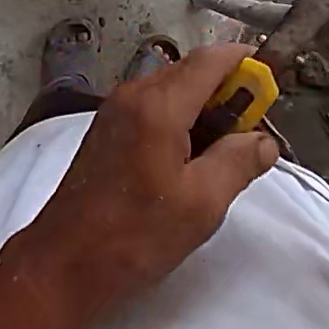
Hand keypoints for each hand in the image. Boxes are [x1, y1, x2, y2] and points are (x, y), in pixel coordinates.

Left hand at [0, 43, 279, 328]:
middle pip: (194, 69)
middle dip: (228, 88)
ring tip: (220, 148)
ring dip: (205, 103)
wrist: (59, 269)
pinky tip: (188, 156)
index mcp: (160, 105)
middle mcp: (135, 93)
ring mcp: (117, 107)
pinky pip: (156, 102)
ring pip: (175, 85)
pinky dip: (181, 115)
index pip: (213, 59)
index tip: (269, 84)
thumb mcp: (202, 204)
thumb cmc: (133, 237)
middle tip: (248, 128)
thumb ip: (239, 161)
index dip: (246, 63)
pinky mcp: (108, 126)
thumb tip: (265, 142)